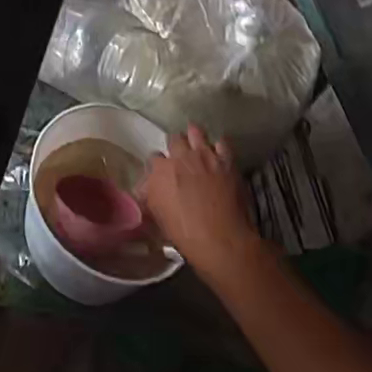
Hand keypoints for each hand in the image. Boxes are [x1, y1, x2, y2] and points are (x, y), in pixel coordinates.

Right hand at [141, 125, 262, 278]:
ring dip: (194, 137)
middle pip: (174, 139)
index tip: (162, 172)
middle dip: (176, 146)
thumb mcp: (159, 218)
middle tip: (180, 158)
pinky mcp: (226, 159)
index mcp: (159, 172)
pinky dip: (219, 147)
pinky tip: (219, 154)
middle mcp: (180, 157)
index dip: (158, 165)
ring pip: (195, 131)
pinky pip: (221, 142)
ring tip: (197, 145)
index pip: (153, 158)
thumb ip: (151, 198)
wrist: (221, 239)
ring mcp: (204, 155)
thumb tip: (146, 190)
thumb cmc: (185, 235)